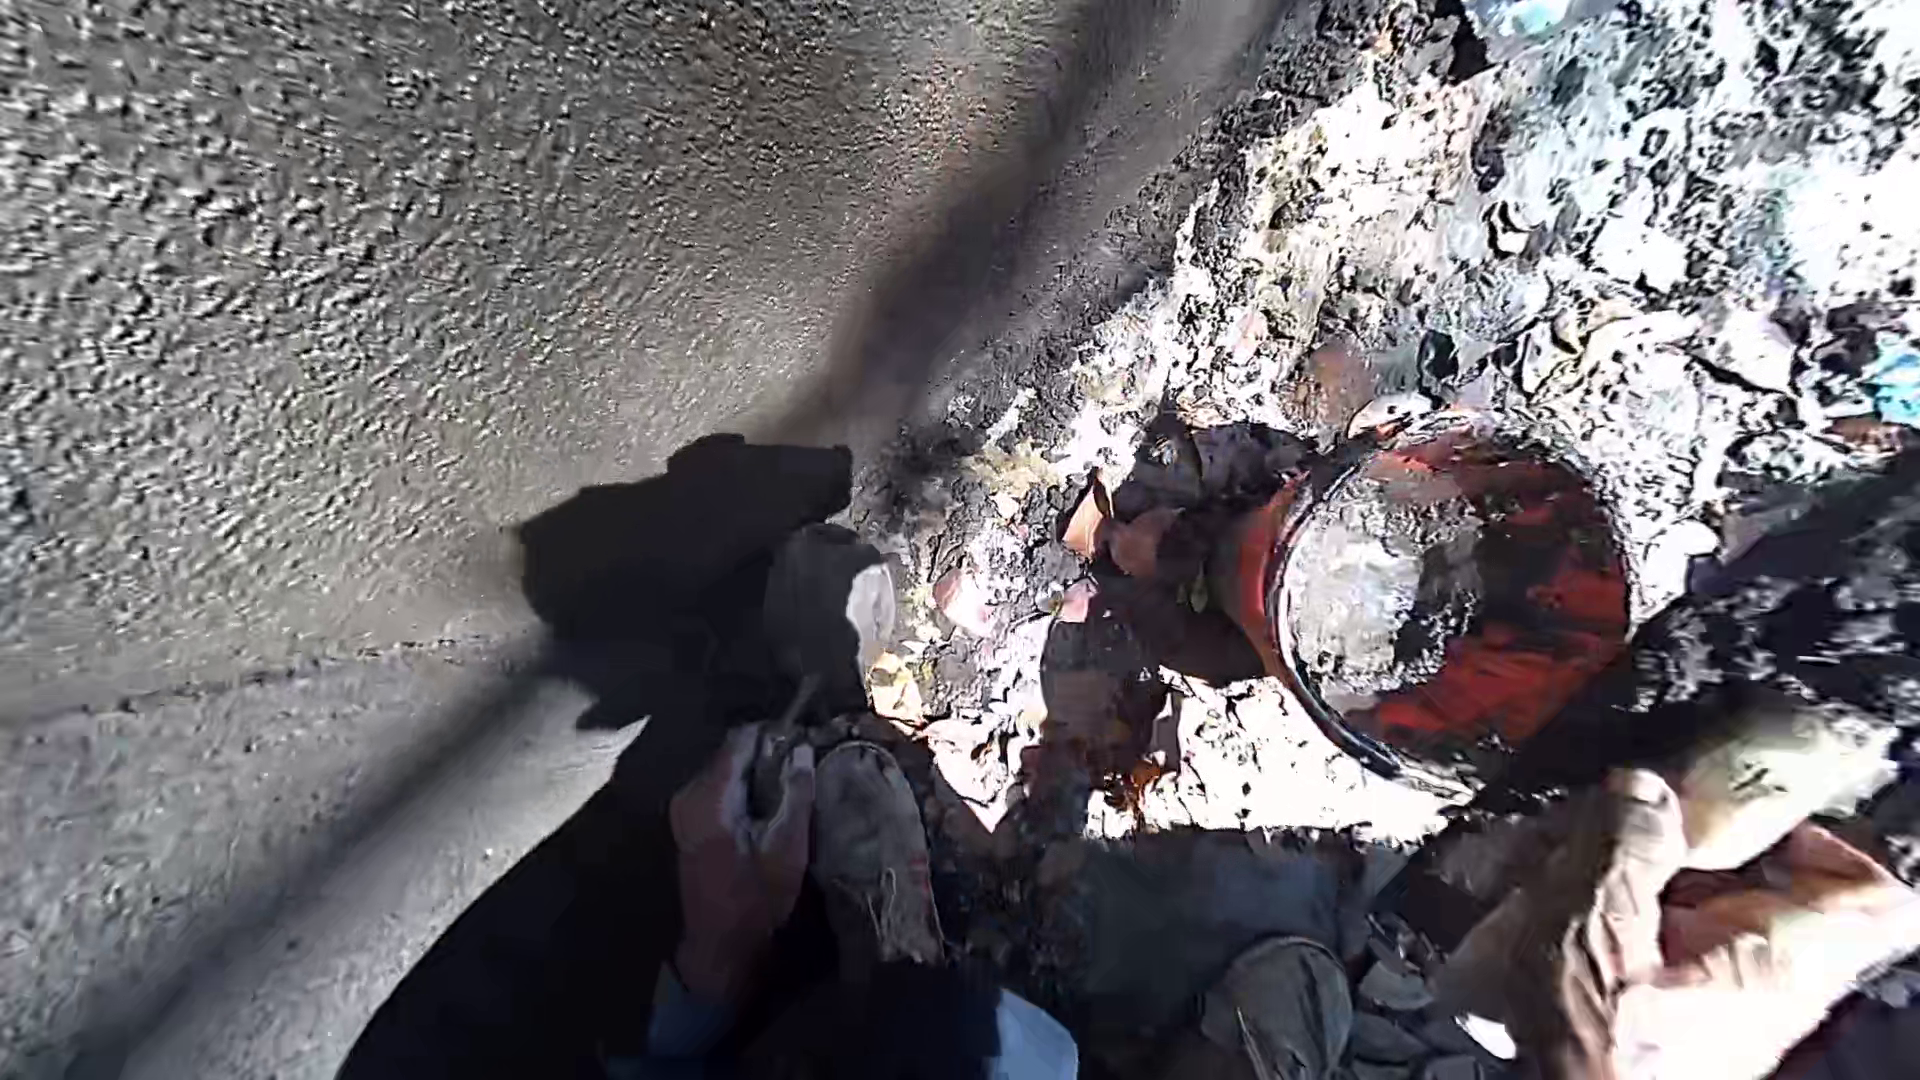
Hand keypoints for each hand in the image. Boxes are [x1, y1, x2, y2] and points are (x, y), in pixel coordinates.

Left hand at [668, 723, 814, 1002]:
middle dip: (769, 748)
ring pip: (729, 764)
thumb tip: (803, 747)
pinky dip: (747, 780)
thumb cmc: (757, 896)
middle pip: (733, 749)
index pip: (740, 739)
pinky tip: (772, 796)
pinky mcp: (690, 818)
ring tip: (792, 777)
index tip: (803, 738)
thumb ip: (796, 791)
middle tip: (802, 759)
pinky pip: (723, 781)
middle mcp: (690, 794)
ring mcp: (686, 806)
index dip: (774, 732)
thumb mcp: (788, 845)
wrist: (721, 945)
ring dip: (759, 765)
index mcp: (709, 798)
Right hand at [1458, 770, 1919, 1079]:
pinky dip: (1618, 906)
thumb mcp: (1592, 924)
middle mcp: (1769, 982)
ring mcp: (1722, 998)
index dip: (1814, 840)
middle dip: (1683, 846)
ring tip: (1561, 860)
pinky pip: (1665, 935)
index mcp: (1773, 962)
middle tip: (1605, 824)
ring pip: (1704, 909)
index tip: (1725, 808)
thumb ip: (1620, 852)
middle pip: (1764, 890)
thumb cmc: (1589, 1026)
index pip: (1866, 896)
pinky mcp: (1678, 1005)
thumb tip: (1645, 787)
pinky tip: (1558, 901)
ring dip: (1634, 873)